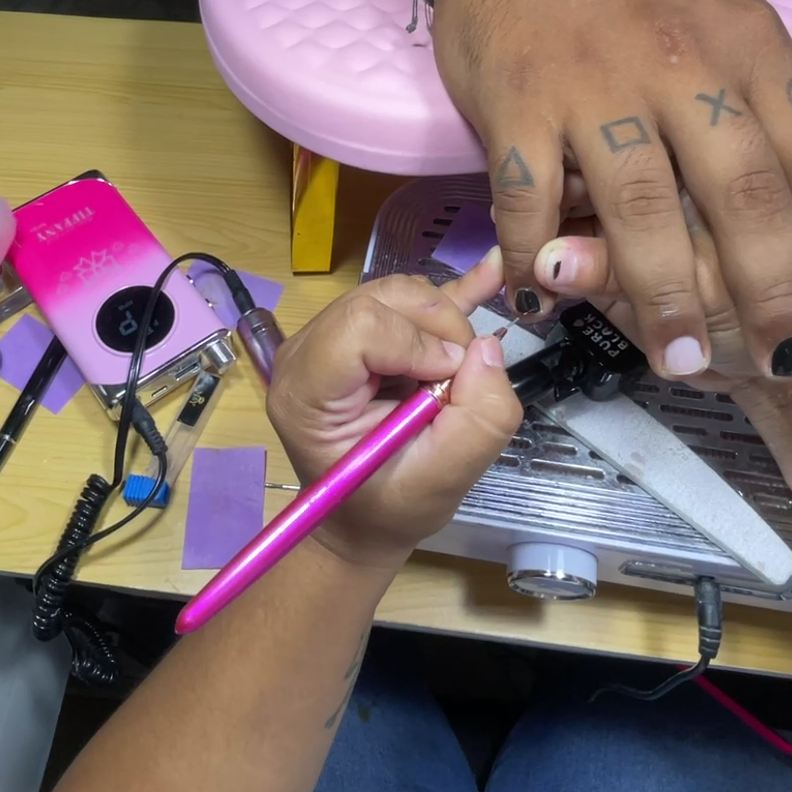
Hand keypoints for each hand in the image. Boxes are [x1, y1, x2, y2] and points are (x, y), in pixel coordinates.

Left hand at [266, 258, 524, 570]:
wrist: (362, 517)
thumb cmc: (389, 509)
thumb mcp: (440, 484)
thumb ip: (477, 422)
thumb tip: (487, 349)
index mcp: (307, 393)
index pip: (361, 326)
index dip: (417, 344)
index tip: (449, 384)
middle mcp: (303, 352)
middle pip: (381, 298)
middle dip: (439, 329)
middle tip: (460, 379)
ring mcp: (324, 336)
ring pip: (395, 293)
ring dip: (441, 322)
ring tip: (457, 367)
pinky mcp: (352, 330)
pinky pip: (398, 298)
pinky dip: (446, 294)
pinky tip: (488, 274)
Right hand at [427, 0, 791, 380]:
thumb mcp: (713, 4)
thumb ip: (750, 82)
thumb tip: (786, 180)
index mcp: (742, 37)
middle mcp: (675, 63)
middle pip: (737, 192)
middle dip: (767, 288)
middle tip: (784, 357)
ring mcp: (590, 87)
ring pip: (638, 209)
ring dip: (663, 296)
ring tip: (682, 362)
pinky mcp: (515, 107)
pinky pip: (528, 200)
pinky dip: (533, 259)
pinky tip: (539, 302)